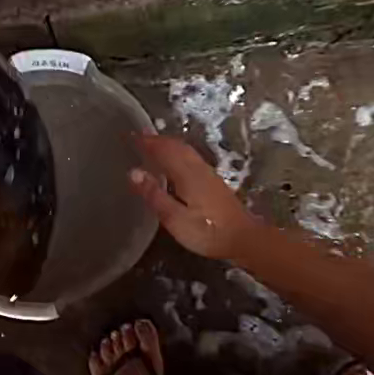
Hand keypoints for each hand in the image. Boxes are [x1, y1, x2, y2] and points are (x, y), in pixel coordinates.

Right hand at [130, 135, 260, 260]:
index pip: (163, 150)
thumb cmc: (208, 232)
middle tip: (139, 136)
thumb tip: (133, 172)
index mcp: (187, 174)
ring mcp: (209, 175)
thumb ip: (154, 195)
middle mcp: (198, 169)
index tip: (129, 135)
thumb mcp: (175, 219)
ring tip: (153, 145)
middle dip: (157, 140)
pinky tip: (175, 164)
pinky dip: (178, 154)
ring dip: (168, 145)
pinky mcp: (215, 183)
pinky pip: (191, 159)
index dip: (146, 142)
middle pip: (176, 146)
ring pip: (186, 151)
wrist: (244, 239)